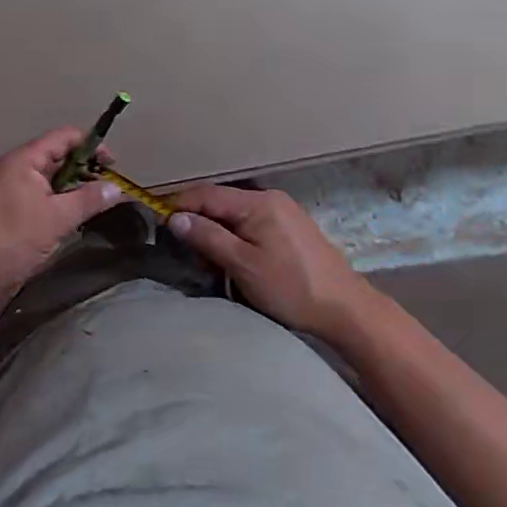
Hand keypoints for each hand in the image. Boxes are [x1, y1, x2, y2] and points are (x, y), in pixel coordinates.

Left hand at [0, 127, 126, 300]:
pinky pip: (37, 194)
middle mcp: (14, 167)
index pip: (64, 137)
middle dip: (83, 167)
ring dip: (71, 186)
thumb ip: (89, 199)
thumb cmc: (15, 240)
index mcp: (24, 159)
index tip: (113, 165)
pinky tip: (70, 216)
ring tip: (94, 203)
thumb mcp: (58, 219)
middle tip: (107, 187)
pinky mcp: (6, 208)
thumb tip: (117, 188)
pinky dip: (56, 199)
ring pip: (47, 177)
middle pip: (55, 155)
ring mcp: (7, 187)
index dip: (91, 145)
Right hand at [168, 184, 380, 338]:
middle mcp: (270, 199)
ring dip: (214, 229)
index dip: (179, 205)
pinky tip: (228, 255)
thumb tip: (174, 218)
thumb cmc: (293, 288)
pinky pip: (250, 223)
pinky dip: (232, 235)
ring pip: (234, 213)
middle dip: (196, 219)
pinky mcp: (289, 228)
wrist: (348, 312)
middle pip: (219, 201)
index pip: (206, 194)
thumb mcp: (244, 265)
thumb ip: (208, 237)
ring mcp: (282, 212)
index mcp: (258, 203)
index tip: (158, 223)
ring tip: (201, 254)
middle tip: (178, 244)